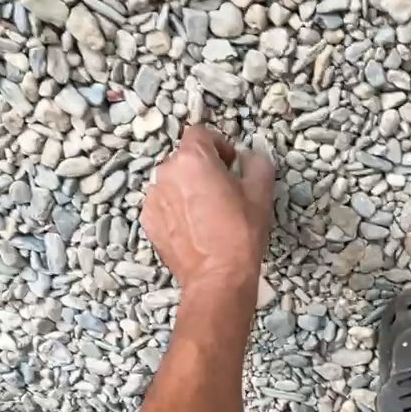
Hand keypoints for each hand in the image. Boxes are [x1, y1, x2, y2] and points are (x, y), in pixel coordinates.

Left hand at [140, 127, 274, 297]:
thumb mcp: (261, 194)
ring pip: (173, 184)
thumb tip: (251, 158)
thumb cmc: (240, 235)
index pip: (200, 133)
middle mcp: (166, 173)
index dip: (218, 145)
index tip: (230, 163)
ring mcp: (153, 198)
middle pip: (185, 160)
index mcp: (193, 159)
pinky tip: (195, 230)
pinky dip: (176, 212)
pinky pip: (164, 206)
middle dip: (203, 170)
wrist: (218, 278)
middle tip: (223, 193)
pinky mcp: (149, 222)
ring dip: (188, 191)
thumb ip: (257, 164)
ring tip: (208, 216)